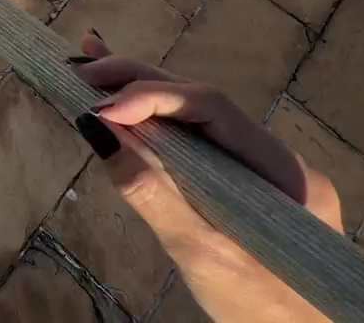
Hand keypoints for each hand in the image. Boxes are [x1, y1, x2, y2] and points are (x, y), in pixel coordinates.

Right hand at [73, 35, 336, 322]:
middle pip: (195, 99)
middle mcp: (272, 158)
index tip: (99, 109)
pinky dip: (147, 113)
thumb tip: (96, 128)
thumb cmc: (261, 311)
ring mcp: (254, 167)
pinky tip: (114, 90)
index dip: (149, 96)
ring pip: (187, 111)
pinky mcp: (233, 180)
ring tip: (85, 65)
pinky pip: (187, 134)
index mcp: (283, 171)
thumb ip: (151, 191)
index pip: (209, 106)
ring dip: (135, 88)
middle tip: (80, 74)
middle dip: (135, 81)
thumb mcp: (202, 255)